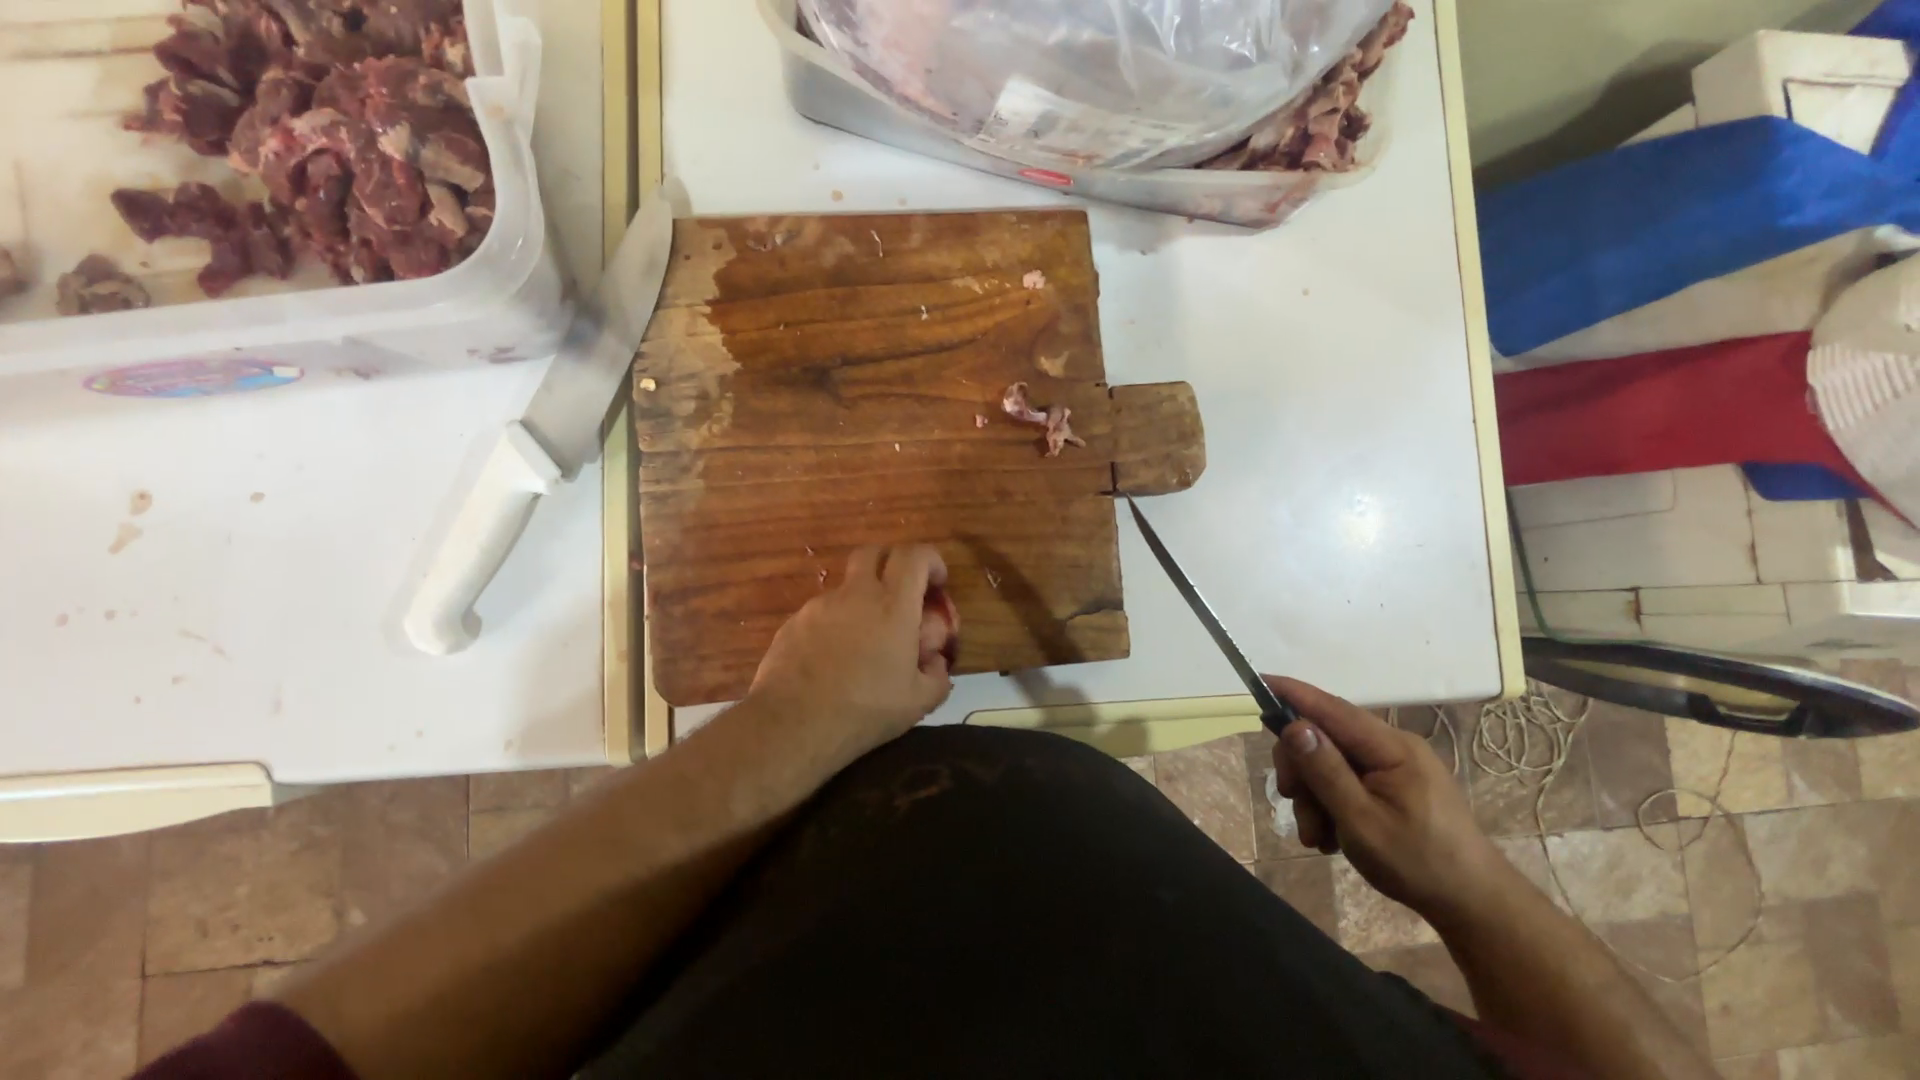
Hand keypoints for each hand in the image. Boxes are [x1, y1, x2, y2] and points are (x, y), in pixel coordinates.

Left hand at [746, 545, 958, 761]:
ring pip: (846, 587)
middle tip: (902, 593)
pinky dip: (835, 625)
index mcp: (893, 607)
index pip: (914, 556)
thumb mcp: (918, 703)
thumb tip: (936, 664)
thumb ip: (936, 676)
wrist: (793, 724)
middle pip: (874, 553)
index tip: (937, 581)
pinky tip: (833, 660)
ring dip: (862, 601)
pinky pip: (821, 614)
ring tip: (865, 642)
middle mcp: (855, 595)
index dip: (930, 560)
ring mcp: (819, 607)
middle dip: (892, 563)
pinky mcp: (793, 623)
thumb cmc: (864, 710)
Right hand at [1265, 676, 1512, 924]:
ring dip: (1313, 798)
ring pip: (1329, 764)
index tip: (1259, 681)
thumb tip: (1294, 725)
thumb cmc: (1418, 863)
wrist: (1472, 903)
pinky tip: (1332, 837)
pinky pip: (1346, 782)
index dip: (1294, 694)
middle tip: (1293, 805)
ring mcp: (1393, 767)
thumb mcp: (1361, 821)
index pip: (1332, 709)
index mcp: (1392, 748)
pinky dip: (1330, 806)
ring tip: (1319, 837)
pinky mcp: (1392, 786)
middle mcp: (1392, 747)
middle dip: (1301, 771)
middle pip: (1325, 738)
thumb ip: (1326, 771)